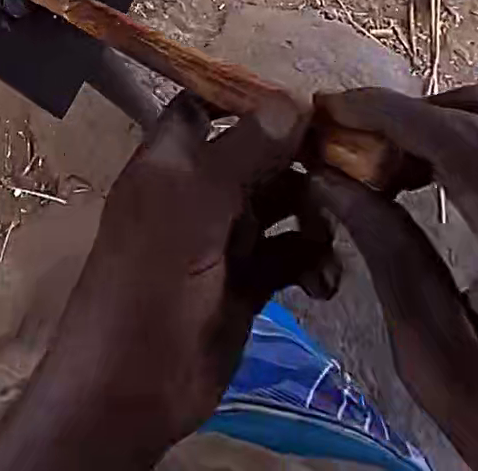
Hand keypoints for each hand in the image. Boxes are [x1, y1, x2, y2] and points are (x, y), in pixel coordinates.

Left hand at [0, 96, 331, 470]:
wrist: (133, 379)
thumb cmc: (150, 275)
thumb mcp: (193, 205)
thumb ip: (241, 153)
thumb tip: (290, 100)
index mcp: (169, 160)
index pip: (200, 107)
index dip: (241, 99)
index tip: (300, 99)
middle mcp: (196, 189)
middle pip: (253, 154)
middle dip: (294, 159)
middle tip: (344, 171)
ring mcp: (222, 235)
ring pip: (278, 204)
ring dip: (310, 214)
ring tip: (329, 235)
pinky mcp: (246, 280)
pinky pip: (289, 254)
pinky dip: (310, 260)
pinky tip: (322, 283)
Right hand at [311, 85, 477, 470]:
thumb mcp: (442, 369)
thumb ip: (390, 260)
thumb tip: (329, 179)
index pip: (466, 146)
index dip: (388, 112)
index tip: (330, 109)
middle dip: (412, 111)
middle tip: (357, 141)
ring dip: (441, 130)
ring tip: (389, 167)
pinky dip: (475, 155)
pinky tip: (440, 189)